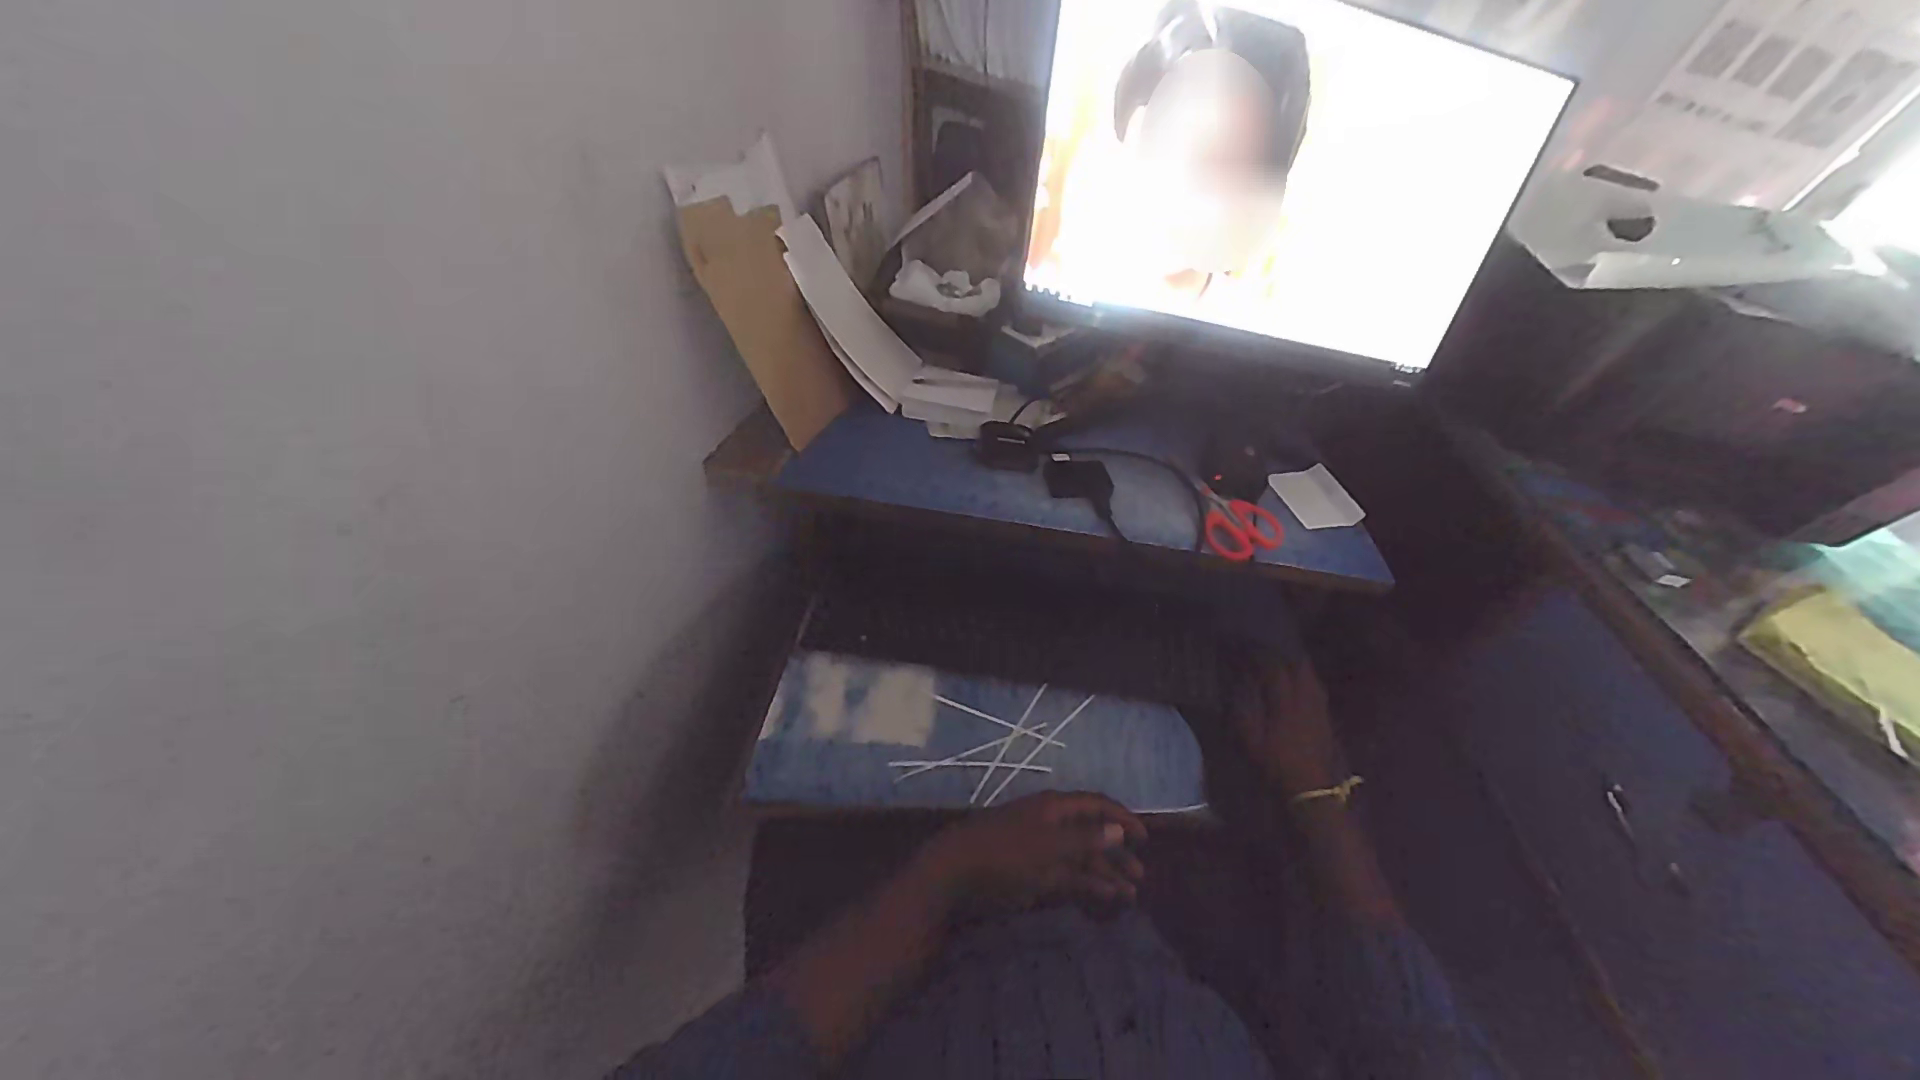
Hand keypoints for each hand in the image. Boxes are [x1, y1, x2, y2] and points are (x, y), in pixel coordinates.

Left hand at [911, 791, 1147, 915]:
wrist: (957, 872)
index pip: (1096, 805)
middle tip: (1141, 874)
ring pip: (1082, 858)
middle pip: (1091, 833)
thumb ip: (1085, 839)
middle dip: (1116, 851)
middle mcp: (1052, 825)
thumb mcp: (1047, 845)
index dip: (1121, 817)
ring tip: (1131, 893)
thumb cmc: (1004, 851)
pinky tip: (1106, 896)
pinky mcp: (1034, 873)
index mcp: (1054, 808)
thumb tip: (1119, 830)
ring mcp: (1043, 850)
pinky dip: (1088, 884)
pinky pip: (1068, 876)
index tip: (1145, 838)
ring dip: (1106, 872)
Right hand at [1229, 659, 1346, 796]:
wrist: (1312, 790)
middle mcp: (1306, 699)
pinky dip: (1305, 679)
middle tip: (1265, 650)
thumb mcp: (1250, 739)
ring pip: (1310, 676)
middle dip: (1282, 654)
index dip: (1259, 655)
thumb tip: (1237, 686)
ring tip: (1281, 661)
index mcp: (1285, 702)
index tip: (1244, 648)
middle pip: (1298, 665)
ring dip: (1296, 664)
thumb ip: (1242, 709)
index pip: (1273, 668)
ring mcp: (1319, 708)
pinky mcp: (1326, 718)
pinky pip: (1316, 688)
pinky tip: (1298, 684)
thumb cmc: (1277, 764)